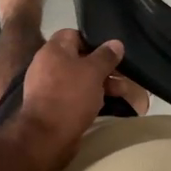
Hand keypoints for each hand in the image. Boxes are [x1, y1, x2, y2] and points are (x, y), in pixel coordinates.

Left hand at [8, 30, 128, 166]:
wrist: (46, 136)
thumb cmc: (70, 96)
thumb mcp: (93, 72)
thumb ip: (106, 56)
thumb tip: (116, 43)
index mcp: (53, 50)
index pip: (74, 35)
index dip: (94, 41)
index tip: (112, 53)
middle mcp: (47, 65)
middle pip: (79, 59)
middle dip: (102, 68)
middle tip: (123, 77)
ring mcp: (47, 87)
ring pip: (79, 80)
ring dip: (100, 85)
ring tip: (121, 94)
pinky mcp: (51, 107)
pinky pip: (74, 97)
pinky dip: (89, 99)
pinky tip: (105, 106)